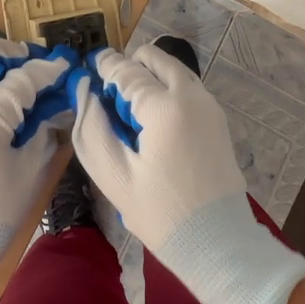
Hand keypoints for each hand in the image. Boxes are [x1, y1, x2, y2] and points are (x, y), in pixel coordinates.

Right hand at [73, 46, 304, 303]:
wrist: (220, 245)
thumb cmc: (162, 214)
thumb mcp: (114, 176)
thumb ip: (92, 127)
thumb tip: (84, 91)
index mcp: (165, 107)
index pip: (126, 70)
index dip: (103, 66)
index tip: (87, 70)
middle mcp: (191, 95)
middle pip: (153, 58)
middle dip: (128, 68)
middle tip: (110, 98)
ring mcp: (209, 105)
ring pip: (172, 69)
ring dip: (148, 77)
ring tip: (130, 112)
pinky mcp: (217, 119)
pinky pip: (186, 87)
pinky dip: (166, 89)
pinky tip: (152, 123)